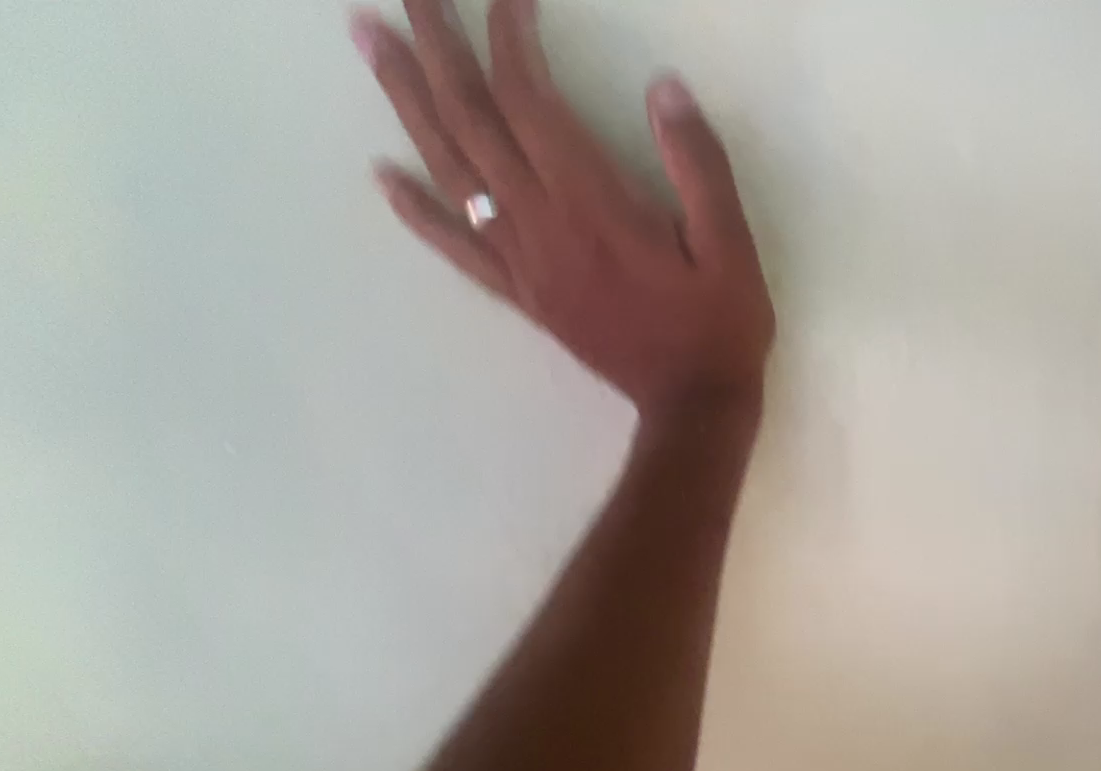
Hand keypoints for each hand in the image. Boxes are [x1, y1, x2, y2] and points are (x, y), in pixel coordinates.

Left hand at [352, 0, 774, 419]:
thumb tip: (663, 88)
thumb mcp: (731, 245)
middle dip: (437, 45)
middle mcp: (542, 225)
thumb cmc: (719, 326)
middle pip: (473, 120)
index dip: (511, 35)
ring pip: (451, 171)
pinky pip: (458, 249)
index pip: (528, 97)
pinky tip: (385, 178)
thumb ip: (698, 165)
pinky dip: (418, 212)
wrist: (694, 403)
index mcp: (592, 204)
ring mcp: (525, 264)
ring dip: (407, 103)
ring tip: (370, 42)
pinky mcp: (525, 297)